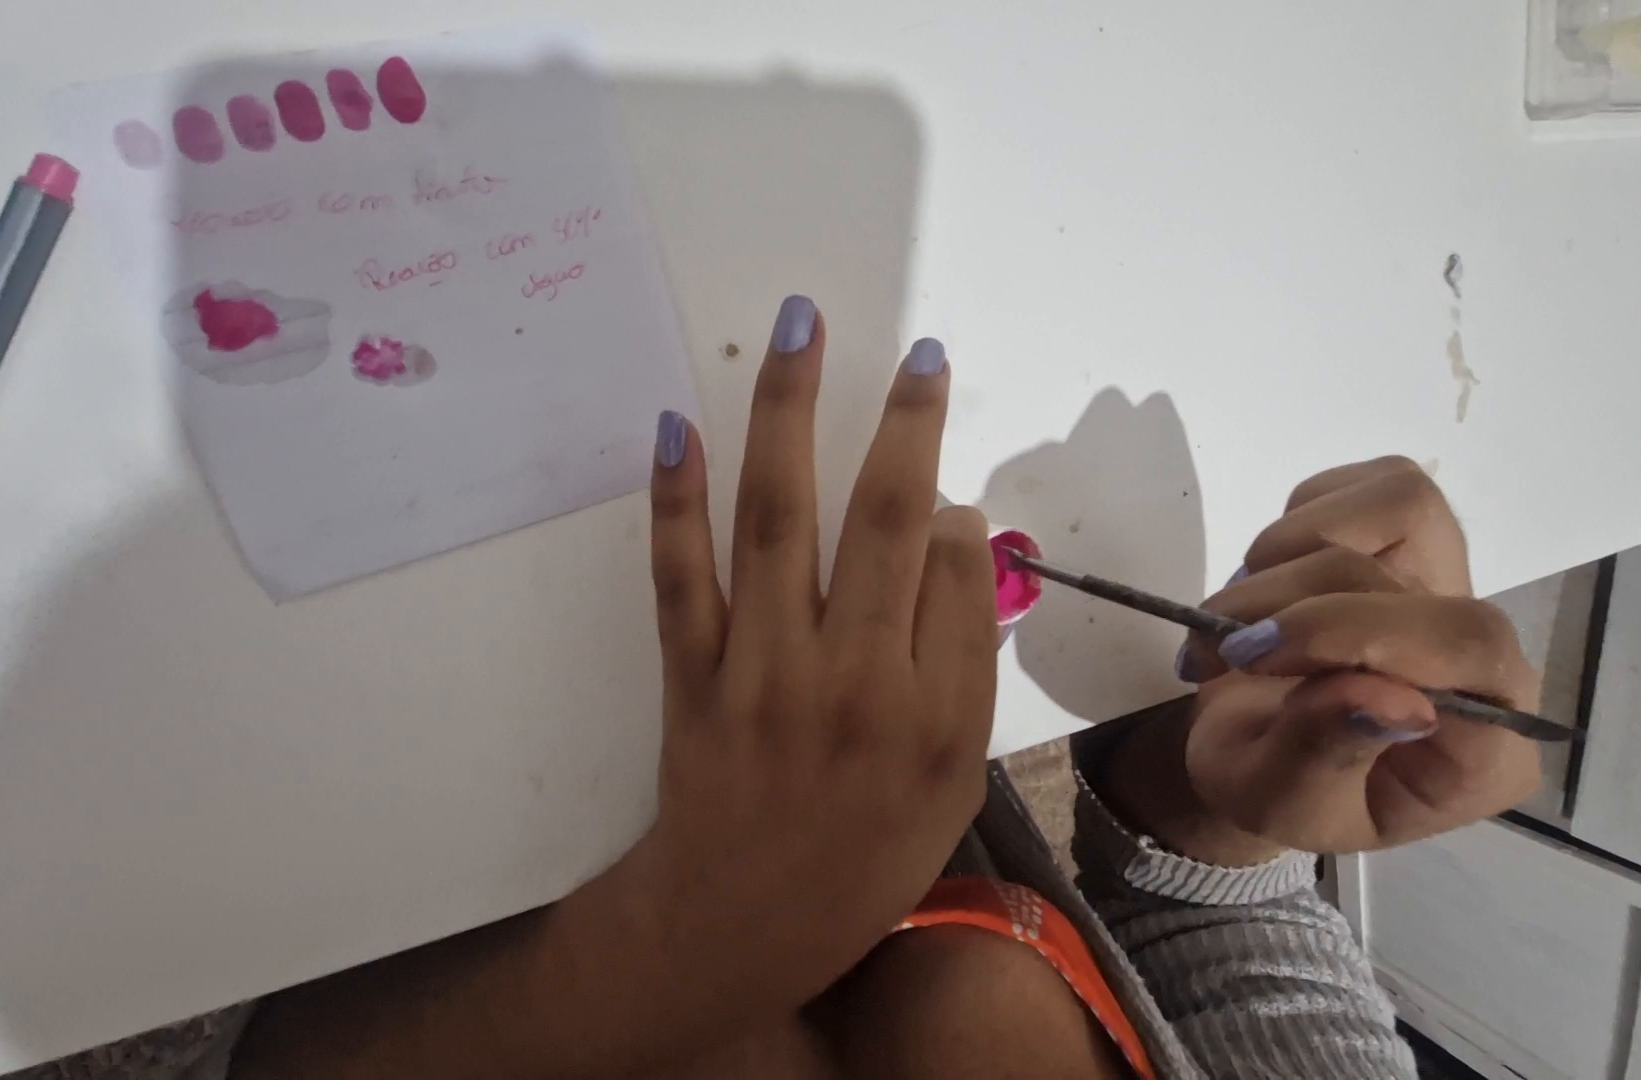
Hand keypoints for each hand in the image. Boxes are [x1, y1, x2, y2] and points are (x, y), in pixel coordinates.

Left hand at [229, 300, 995, 1079]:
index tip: (938, 476)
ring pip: (780, 522)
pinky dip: (677, 500)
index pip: (955, 566)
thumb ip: (964, 654)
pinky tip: (680, 426)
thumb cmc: (867, 850)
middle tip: (920, 350)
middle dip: (904, 422)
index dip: (950, 506)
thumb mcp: (953, 774)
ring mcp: (761, 669)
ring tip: (800, 328)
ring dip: (789, 414)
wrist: (745, 923)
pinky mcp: (691, 673)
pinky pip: (681, 577)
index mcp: (934, 709)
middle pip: (882, 520)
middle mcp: (852, 676)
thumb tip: (948, 530)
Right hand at [1150, 457, 1541, 856]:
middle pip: (1405, 580)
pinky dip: (1297, 518)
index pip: (1470, 649)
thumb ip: (1326, 756)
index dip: (1357, 633)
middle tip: (1213, 652)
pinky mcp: (1399, 541)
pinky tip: (1267, 575)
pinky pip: (1368, 484)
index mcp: (1481, 743)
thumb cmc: (1267, 786)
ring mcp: (1443, 588)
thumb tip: (1388, 697)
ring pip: (1397, 506)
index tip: (1250, 658)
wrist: (1247, 750)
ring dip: (1281, 560)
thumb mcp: (1278, 801)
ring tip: (1230, 619)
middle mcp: (1483, 659)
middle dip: (1288, 608)